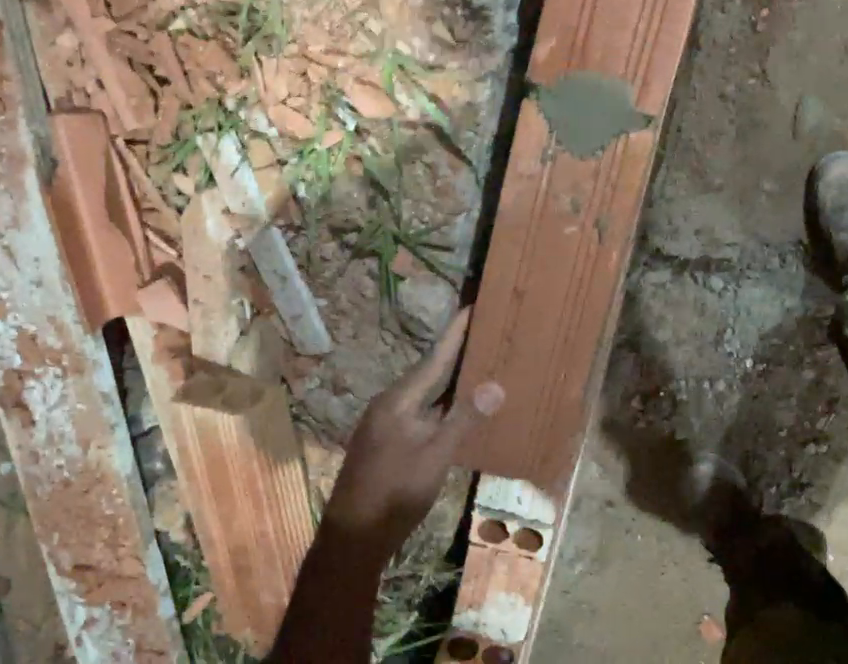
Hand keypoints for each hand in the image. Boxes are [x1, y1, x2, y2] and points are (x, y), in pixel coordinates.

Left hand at [322, 309, 503, 551]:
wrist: (351, 541)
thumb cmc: (393, 495)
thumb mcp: (434, 458)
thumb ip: (463, 420)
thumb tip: (495, 385)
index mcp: (398, 401)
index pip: (434, 358)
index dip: (455, 333)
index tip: (474, 306)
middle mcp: (390, 406)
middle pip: (430, 372)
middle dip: (458, 353)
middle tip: (487, 330)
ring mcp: (387, 427)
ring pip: (428, 394)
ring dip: (453, 380)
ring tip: (482, 363)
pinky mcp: (390, 445)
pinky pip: (424, 412)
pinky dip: (445, 404)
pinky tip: (462, 409)